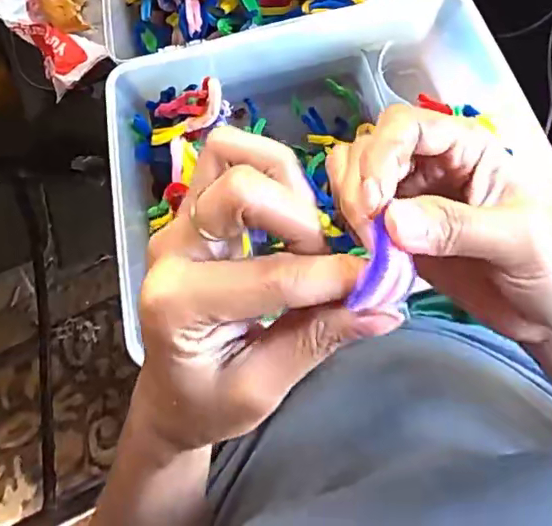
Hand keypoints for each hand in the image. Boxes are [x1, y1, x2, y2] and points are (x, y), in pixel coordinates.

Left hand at [131, 127, 402, 454]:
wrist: (168, 391)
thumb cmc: (208, 400)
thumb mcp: (262, 389)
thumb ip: (318, 338)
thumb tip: (383, 306)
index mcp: (179, 303)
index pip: (270, 275)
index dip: (332, 276)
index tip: (374, 281)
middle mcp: (172, 246)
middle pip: (239, 187)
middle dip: (298, 218)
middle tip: (323, 256)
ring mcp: (178, 218)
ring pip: (228, 152)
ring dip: (282, 180)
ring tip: (304, 226)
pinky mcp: (192, 204)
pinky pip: (227, 156)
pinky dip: (268, 170)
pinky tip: (289, 211)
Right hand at [330, 103, 551, 344]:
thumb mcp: (519, 240)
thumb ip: (456, 226)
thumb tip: (392, 220)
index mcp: (465, 146)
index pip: (405, 126)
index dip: (381, 154)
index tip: (373, 202)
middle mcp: (431, 160)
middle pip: (370, 145)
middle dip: (359, 184)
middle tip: (369, 233)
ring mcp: (411, 193)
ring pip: (354, 173)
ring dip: (350, 202)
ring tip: (371, 245)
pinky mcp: (397, 228)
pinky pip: (357, 212)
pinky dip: (351, 227)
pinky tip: (370, 255)